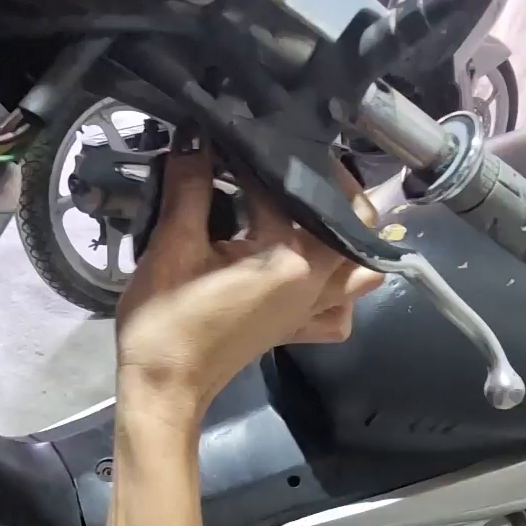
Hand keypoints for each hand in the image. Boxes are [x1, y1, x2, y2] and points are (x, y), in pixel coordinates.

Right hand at [115, 150, 383, 422]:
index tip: (235, 137)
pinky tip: (313, 272)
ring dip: (349, 239)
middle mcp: (314, 284)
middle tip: (299, 162)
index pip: (283, 192)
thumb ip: (190, 188)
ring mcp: (311, 311)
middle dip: (335, 186)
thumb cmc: (165, 321)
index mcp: (288, 260)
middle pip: (355, 224)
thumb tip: (195, 137)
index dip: (256, 157)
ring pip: (361, 270)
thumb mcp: (172, 247)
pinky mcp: (298, 331)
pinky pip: (339, 310)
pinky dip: (338, 291)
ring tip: (315, 212)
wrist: (164, 388)